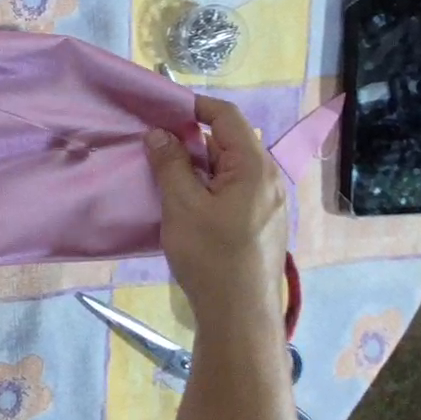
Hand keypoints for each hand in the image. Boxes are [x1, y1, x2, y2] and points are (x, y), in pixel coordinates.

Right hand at [143, 96, 288, 332]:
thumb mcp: (182, 204)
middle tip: (152, 139)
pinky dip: (204, 181)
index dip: (194, 106)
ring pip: (227, 166)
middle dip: (190, 135)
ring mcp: (265, 203)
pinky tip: (180, 196)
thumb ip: (170, 164)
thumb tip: (159, 133)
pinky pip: (230, 187)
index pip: (228, 117)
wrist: (239, 314)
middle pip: (228, 141)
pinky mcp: (257, 222)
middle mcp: (268, 180)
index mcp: (255, 168)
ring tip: (160, 166)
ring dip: (194, 161)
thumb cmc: (211, 255)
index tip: (160, 108)